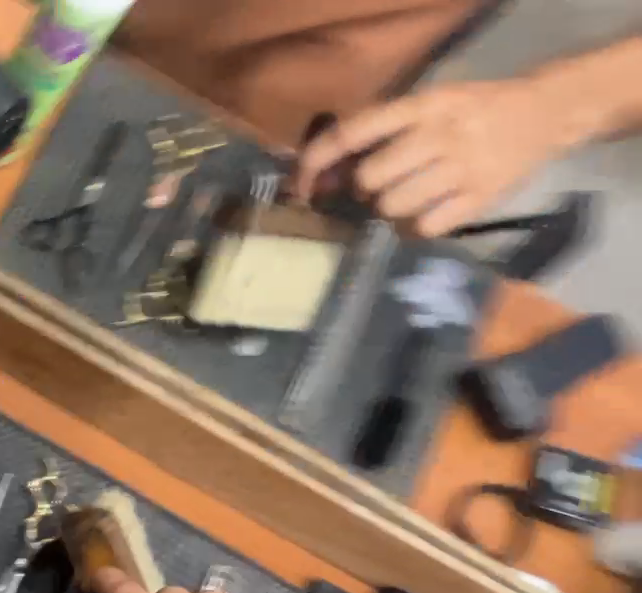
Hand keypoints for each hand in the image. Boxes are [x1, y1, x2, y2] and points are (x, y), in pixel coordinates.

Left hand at [294, 76, 571, 235]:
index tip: (299, 188)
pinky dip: (417, 226)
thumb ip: (367, 141)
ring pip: (391, 206)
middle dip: (365, 188)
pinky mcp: (485, 194)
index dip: (313, 164)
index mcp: (423, 105)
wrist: (552, 110)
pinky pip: (424, 227)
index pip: (350, 133)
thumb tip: (312, 184)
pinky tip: (431, 211)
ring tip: (412, 195)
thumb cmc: (465, 116)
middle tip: (384, 184)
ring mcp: (467, 164)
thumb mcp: (421, 112)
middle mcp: (444, 131)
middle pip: (368, 178)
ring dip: (389, 208)